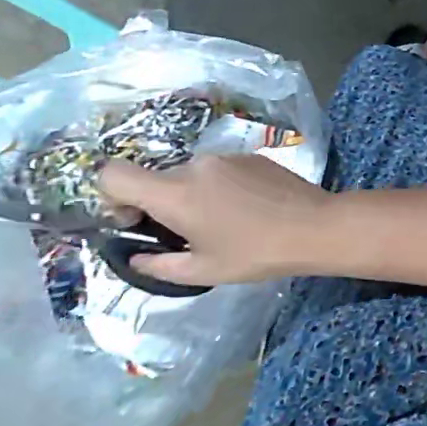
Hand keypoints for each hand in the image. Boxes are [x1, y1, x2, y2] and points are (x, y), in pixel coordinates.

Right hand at [98, 154, 328, 285]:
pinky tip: (245, 210)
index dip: (112, 197)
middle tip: (184, 234)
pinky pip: (218, 169)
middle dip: (159, 204)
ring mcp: (225, 156)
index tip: (134, 222)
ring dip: (192, 195)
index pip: (113, 174)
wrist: (314, 226)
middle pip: (156, 178)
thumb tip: (136, 259)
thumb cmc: (255, 253)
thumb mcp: (203, 270)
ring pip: (189, 174)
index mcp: (175, 192)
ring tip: (222, 224)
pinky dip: (218, 187)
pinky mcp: (249, 155)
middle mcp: (194, 164)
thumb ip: (159, 266)